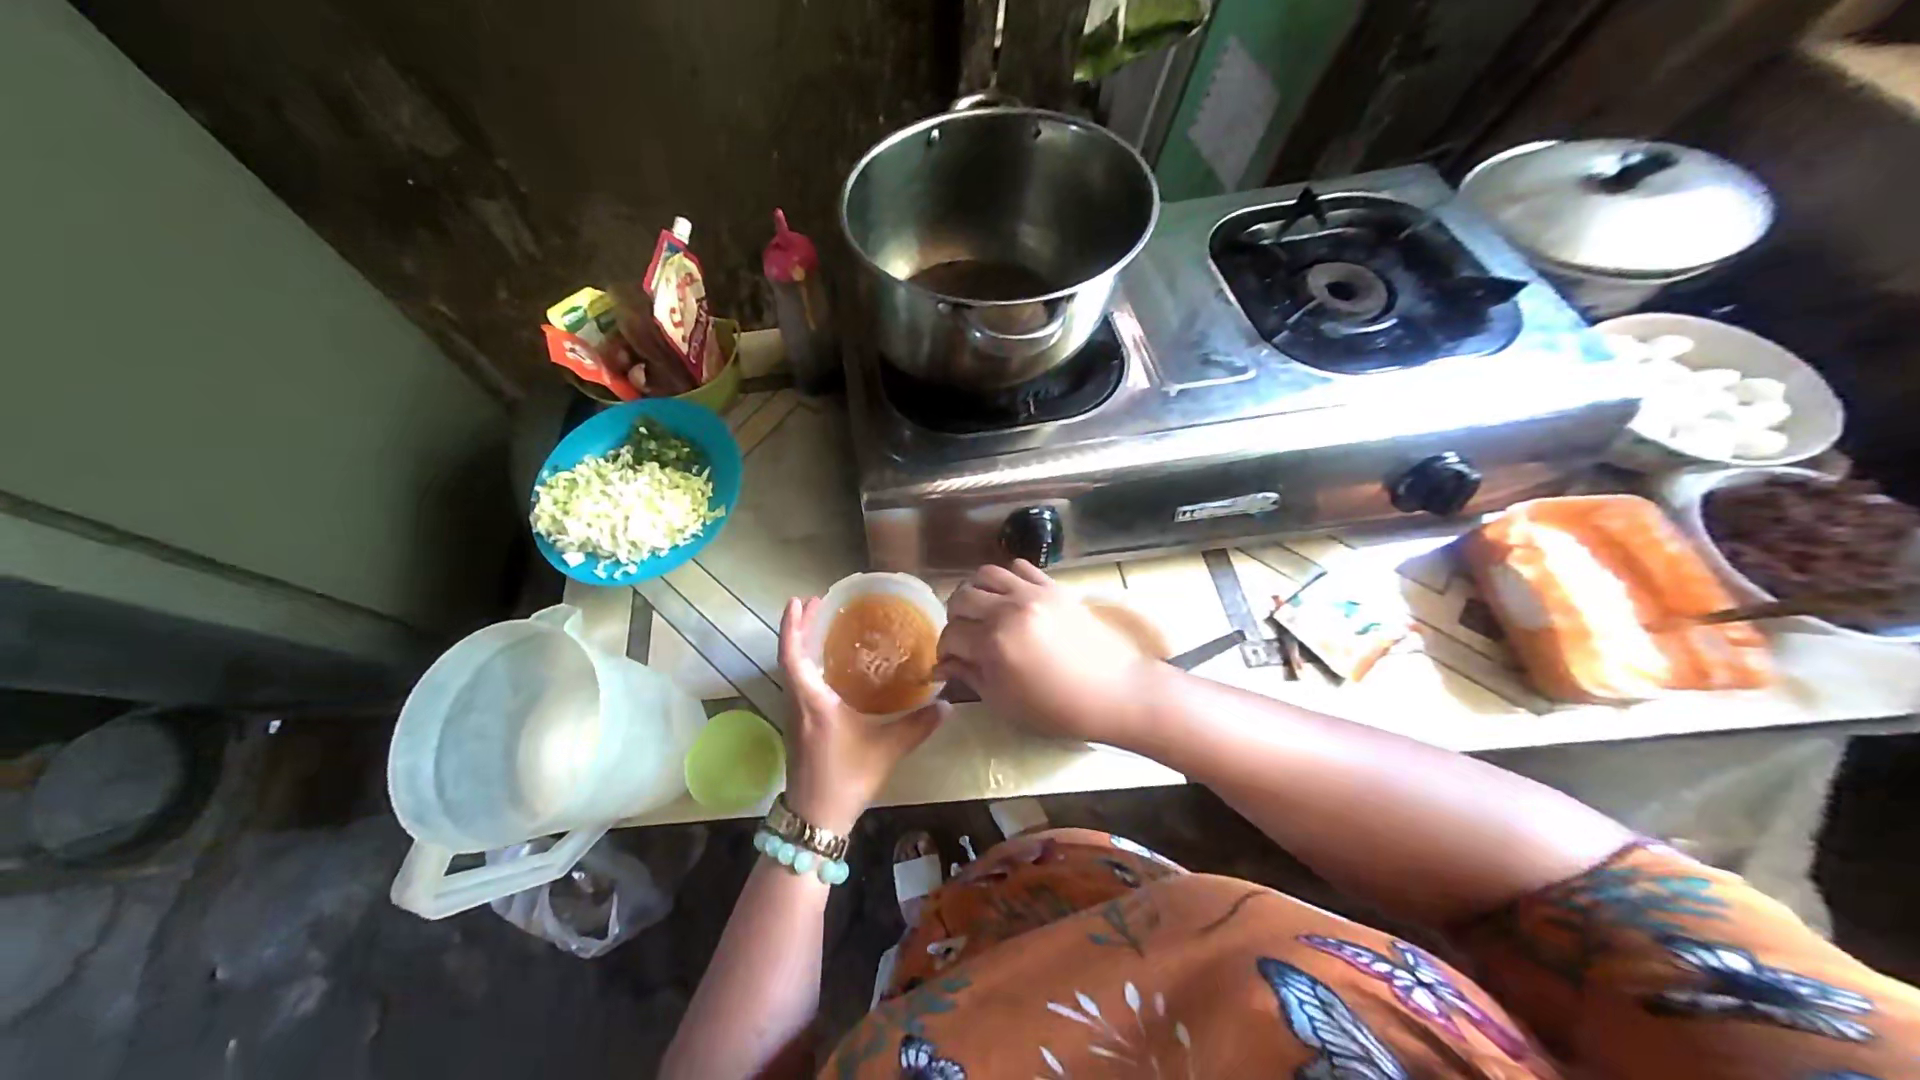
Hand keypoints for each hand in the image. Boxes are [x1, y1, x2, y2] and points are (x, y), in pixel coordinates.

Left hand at [777, 597, 946, 833]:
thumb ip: (918, 725)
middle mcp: (798, 703)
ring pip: (792, 671)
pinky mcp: (799, 727)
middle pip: (790, 657)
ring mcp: (795, 716)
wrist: (816, 819)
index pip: (793, 656)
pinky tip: (828, 666)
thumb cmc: (846, 779)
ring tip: (822, 626)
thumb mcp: (887, 750)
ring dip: (802, 645)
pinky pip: (798, 684)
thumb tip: (948, 704)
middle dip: (801, 628)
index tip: (799, 601)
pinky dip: (808, 664)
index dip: (793, 627)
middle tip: (819, 603)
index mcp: (813, 702)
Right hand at [937, 561, 1164, 745]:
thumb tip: (943, 665)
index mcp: (994, 643)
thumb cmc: (1057, 708)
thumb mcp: (1005, 702)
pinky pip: (1019, 567)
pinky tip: (1011, 599)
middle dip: (955, 619)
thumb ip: (971, 676)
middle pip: (961, 597)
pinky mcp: (1053, 586)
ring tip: (984, 612)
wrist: (1115, 692)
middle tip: (965, 637)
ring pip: (985, 574)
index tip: (950, 661)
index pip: (951, 635)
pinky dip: (1007, 579)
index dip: (945, 650)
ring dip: (976, 592)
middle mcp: (1008, 609)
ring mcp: (1032, 593)